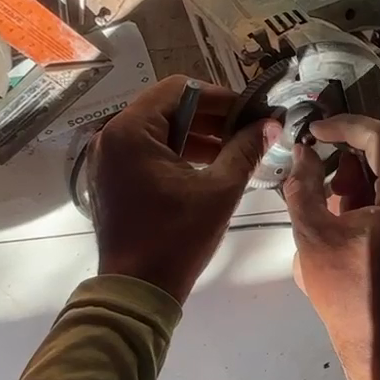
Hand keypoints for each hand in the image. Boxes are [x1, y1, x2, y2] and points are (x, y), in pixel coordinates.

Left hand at [89, 76, 270, 302]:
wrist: (137, 290)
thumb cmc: (177, 238)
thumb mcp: (219, 190)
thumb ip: (245, 150)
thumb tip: (271, 123)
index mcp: (131, 131)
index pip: (180, 89)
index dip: (220, 97)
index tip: (251, 112)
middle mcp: (112, 136)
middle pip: (168, 107)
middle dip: (211, 117)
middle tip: (248, 130)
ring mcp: (108, 159)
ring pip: (159, 130)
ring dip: (197, 136)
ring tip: (235, 150)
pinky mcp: (112, 178)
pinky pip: (148, 152)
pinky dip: (178, 153)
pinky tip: (210, 167)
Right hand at [283, 116, 379, 379]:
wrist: (379, 338)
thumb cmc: (346, 290)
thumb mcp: (313, 233)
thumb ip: (304, 186)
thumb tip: (304, 154)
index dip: (346, 126)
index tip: (315, 131)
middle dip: (356, 142)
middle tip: (322, 147)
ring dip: (362, 166)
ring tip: (328, 188)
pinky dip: (371, 187)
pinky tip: (341, 206)